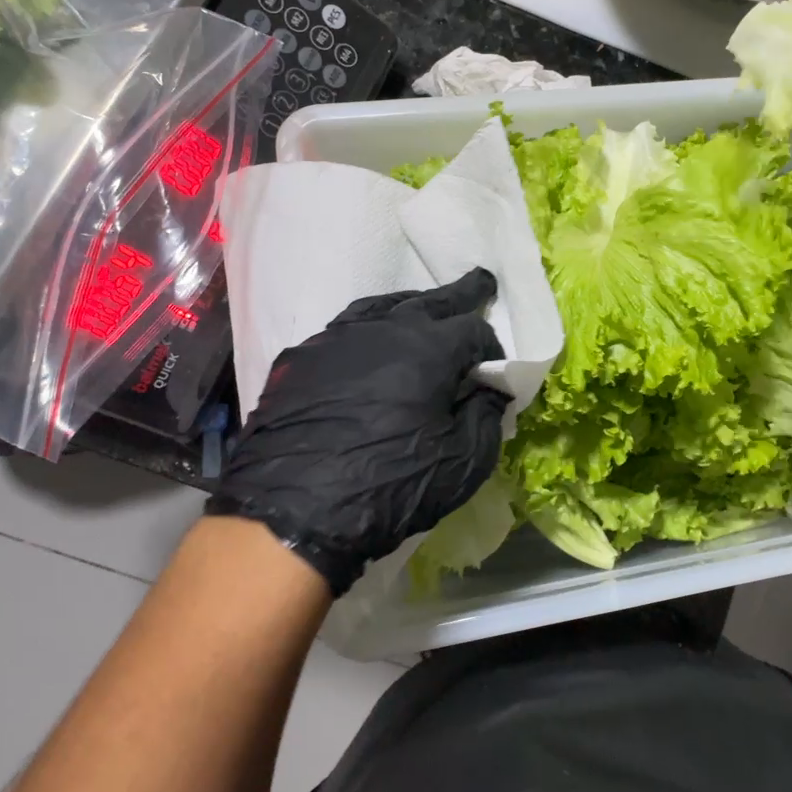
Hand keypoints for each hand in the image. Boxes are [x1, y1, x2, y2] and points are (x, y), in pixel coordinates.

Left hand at [206, 269, 509, 595]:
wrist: (295, 509)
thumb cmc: (393, 483)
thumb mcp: (464, 460)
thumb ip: (486, 415)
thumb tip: (491, 390)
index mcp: (428, 348)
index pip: (473, 330)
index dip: (492, 348)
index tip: (496, 371)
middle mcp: (382, 330)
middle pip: (430, 302)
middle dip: (461, 294)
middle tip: (480, 281)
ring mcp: (334, 341)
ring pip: (380, 309)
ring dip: (408, 306)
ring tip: (422, 306)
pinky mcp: (299, 361)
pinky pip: (342, 332)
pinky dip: (367, 332)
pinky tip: (368, 346)